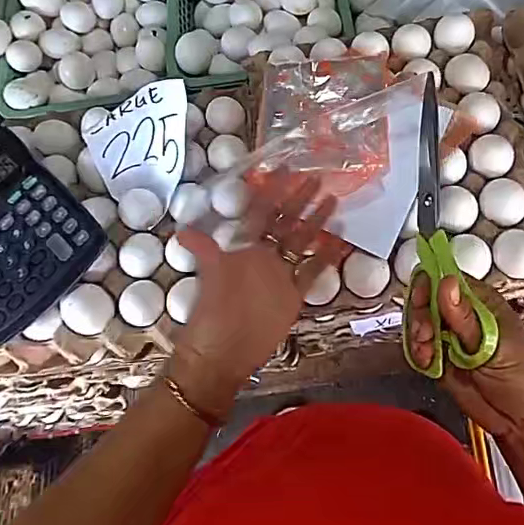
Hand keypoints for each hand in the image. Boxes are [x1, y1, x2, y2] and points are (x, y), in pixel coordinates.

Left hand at [171, 175, 340, 418]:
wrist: (222, 355)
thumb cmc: (213, 316)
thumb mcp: (211, 278)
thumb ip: (205, 251)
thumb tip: (182, 232)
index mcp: (243, 248)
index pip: (260, 211)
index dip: (271, 190)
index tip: (284, 169)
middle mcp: (263, 256)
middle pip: (284, 221)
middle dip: (299, 199)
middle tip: (315, 177)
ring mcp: (280, 274)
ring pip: (301, 241)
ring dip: (316, 221)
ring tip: (332, 200)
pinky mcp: (293, 294)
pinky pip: (313, 270)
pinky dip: (326, 256)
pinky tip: (341, 240)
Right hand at [407, 274, 523, 515]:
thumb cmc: (523, 379)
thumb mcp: (494, 347)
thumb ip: (465, 318)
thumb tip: (446, 282)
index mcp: (481, 302)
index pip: (446, 278)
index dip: (429, 285)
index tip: (422, 303)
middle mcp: (463, 315)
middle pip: (426, 299)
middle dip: (420, 316)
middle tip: (427, 336)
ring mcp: (451, 337)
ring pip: (419, 323)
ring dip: (418, 338)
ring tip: (429, 355)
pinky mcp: (442, 360)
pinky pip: (419, 348)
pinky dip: (418, 355)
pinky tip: (428, 364)